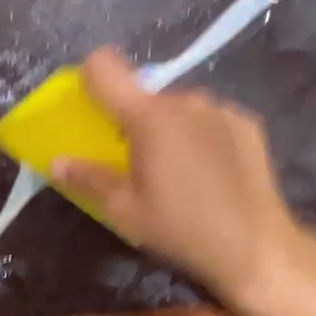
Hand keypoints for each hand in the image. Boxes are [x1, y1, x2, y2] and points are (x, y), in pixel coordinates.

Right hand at [51, 47, 304, 310]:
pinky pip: (208, 118)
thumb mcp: (124, 212)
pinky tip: (209, 173)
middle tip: (136, 163)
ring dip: (168, 128)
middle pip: (143, 94)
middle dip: (132, 121)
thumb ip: (87, 179)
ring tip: (176, 171)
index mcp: (148, 116)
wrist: (258, 249)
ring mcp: (221, 109)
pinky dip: (199, 136)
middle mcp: (185, 100)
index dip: (88, 78)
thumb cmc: (181, 229)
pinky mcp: (247, 123)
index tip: (88, 108)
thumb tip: (57, 161)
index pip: (104, 67)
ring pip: (177, 107)